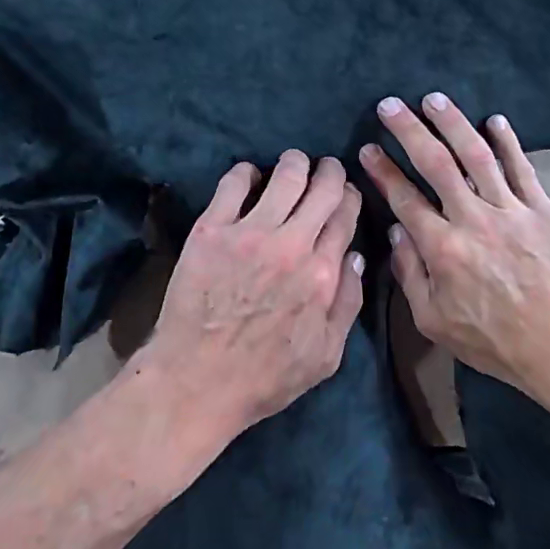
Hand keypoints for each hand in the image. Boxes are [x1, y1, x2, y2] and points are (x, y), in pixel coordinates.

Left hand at [133, 151, 365, 435]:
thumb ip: (349, 303)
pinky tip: (249, 176)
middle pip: (324, 188)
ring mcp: (250, 234)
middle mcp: (292, 245)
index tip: (346, 193)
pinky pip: (233, 183)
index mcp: (322, 273)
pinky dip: (246, 172)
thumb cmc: (263, 377)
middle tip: (326, 168)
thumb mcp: (327, 355)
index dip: (350, 196)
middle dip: (331, 171)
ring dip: (295, 162)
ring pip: (286, 176)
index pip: (346, 214)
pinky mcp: (211, 232)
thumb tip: (356, 256)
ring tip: (294, 163)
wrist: (193, 386)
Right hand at [359, 94, 549, 400]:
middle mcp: (473, 220)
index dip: (383, 170)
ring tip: (434, 99)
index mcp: (443, 249)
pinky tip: (495, 119)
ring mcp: (510, 210)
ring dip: (453, 123)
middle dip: (409, 130)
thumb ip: (411, 274)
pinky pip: (521, 167)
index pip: (405, 199)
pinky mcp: (541, 208)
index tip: (368, 148)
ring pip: (477, 155)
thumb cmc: (493, 340)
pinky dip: (508, 141)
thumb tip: (396, 229)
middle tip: (390, 105)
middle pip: (436, 164)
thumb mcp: (435, 322)